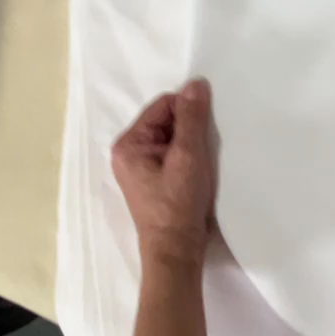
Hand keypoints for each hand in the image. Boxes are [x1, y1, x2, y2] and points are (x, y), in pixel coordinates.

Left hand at [112, 78, 216, 266]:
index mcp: (129, 144)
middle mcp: (130, 152)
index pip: (164, 104)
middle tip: (204, 146)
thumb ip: (192, 117)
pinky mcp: (154, 178)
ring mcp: (141, 166)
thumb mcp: (188, 156)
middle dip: (190, 126)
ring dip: (192, 141)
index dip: (188, 111)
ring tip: (203, 158)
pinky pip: (175, 150)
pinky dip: (190, 153)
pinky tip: (200, 167)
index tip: (205, 129)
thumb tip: (196, 83)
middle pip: (168, 118)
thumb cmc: (179, 205)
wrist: (176, 252)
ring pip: (174, 134)